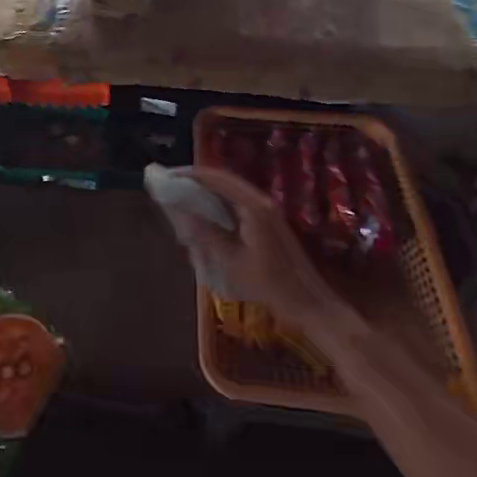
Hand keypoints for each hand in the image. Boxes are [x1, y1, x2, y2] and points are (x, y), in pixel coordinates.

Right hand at [163, 166, 358, 338]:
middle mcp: (262, 201)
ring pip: (232, 188)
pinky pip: (239, 200)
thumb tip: (179, 210)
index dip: (190, 174)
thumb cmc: (269, 285)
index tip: (167, 176)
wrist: (309, 302)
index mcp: (253, 207)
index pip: (217, 179)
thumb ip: (205, 232)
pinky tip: (205, 210)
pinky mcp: (269, 220)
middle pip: (225, 179)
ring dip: (207, 187)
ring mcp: (268, 210)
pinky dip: (218, 199)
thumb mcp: (231, 261)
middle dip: (196, 178)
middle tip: (170, 183)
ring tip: (182, 194)